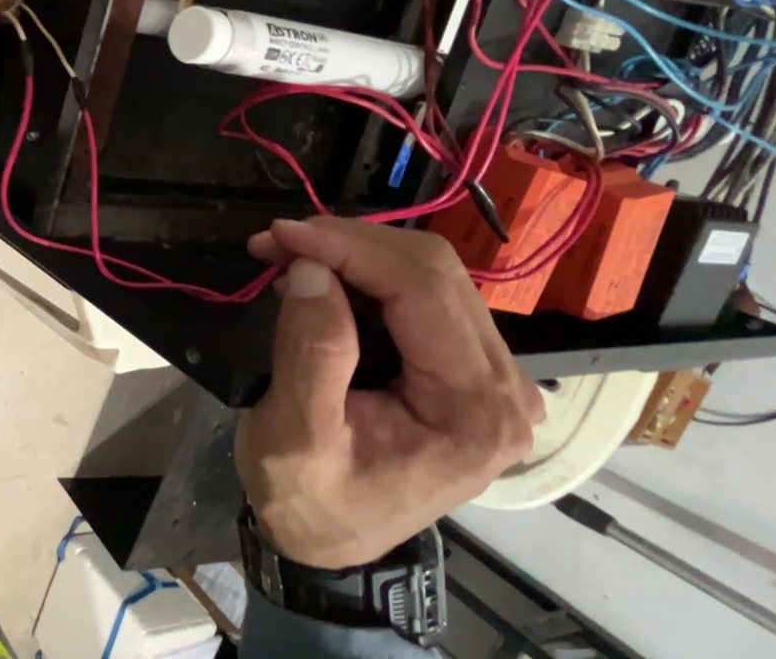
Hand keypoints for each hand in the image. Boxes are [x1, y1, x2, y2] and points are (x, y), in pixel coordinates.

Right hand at [236, 217, 544, 569]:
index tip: (280, 233)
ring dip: (353, 252)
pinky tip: (318, 277)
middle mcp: (503, 386)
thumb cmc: (309, 499)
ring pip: (429, 274)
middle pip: (434, 273)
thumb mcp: (297, 433)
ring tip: (285, 256)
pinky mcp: (465, 370)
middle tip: (273, 242)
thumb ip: (312, 350)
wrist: (327, 542)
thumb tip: (309, 268)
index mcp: (473, 409)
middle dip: (348, 242)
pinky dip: (363, 273)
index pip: (422, 291)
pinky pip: (420, 295)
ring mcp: (490, 377)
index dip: (350, 248)